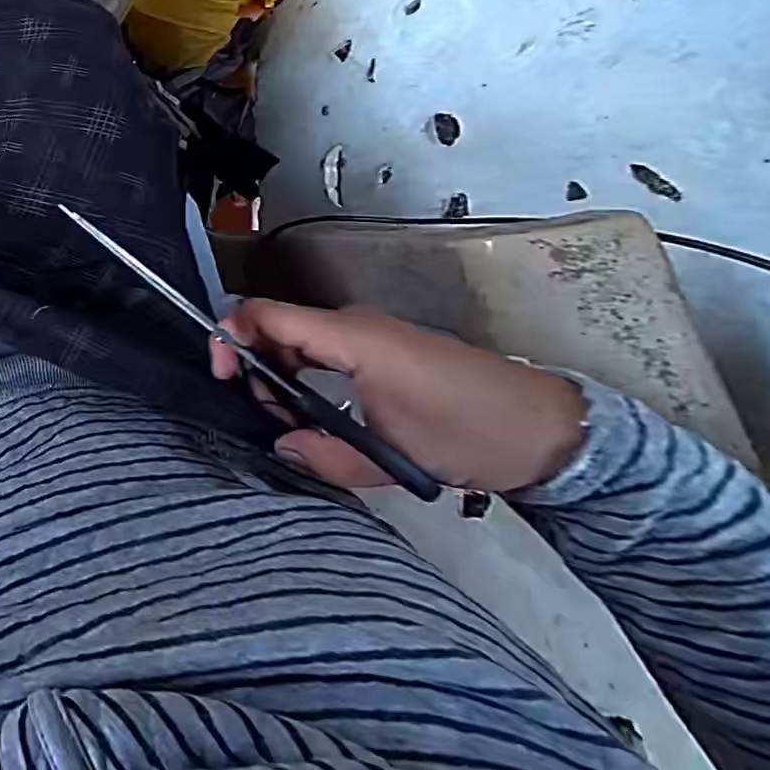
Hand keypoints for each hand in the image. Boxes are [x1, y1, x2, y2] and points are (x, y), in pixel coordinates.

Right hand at [209, 299, 587, 492]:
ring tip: (290, 420)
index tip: (221, 374)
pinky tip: (312, 408)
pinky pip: (321, 348)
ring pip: (296, 338)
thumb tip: (282, 445)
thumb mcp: (392, 455)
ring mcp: (368, 334)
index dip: (230, 335)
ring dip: (279, 373)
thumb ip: (325, 454)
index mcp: (351, 338)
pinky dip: (302, 372)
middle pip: (275, 325)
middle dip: (253, 365)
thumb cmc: (472, 432)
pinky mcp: (381, 348)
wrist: (548, 429)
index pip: (265, 314)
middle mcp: (353, 325)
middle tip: (265, 414)